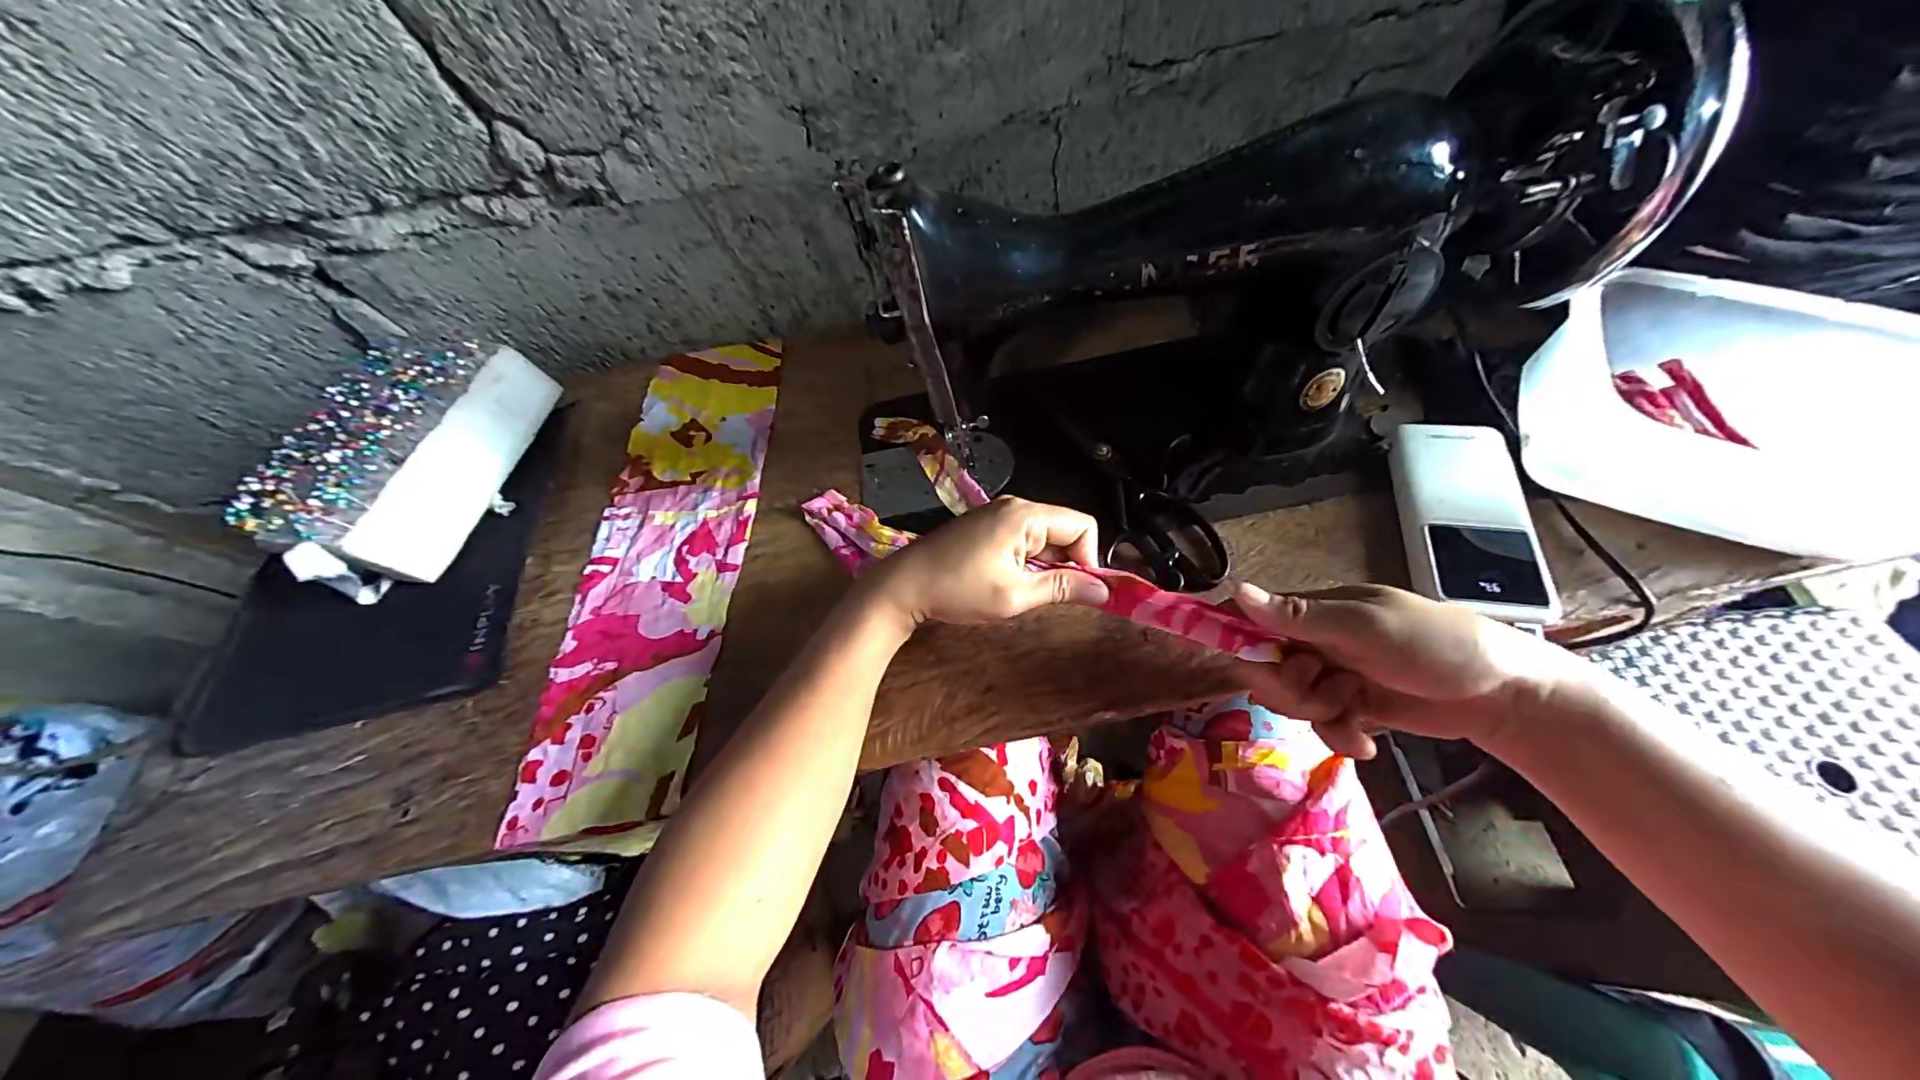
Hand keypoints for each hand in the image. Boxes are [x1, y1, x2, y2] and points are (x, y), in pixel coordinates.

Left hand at [854, 497, 1110, 633]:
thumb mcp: (1015, 596)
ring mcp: (997, 515)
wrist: (903, 586)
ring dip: (1045, 565)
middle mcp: (1014, 507)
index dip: (1089, 559)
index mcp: (1024, 516)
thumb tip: (1102, 591)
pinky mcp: (985, 526)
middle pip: (1065, 529)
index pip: (1083, 526)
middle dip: (1066, 563)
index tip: (1076, 589)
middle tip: (1047, 595)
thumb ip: (1062, 588)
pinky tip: (1007, 582)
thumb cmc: (957, 590)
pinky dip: (1026, 562)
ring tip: (1022, 590)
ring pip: (1044, 537)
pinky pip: (1023, 539)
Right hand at [1231, 582, 1593, 758]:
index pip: (1250, 621)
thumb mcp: (1364, 626)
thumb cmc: (1433, 644)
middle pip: (1266, 671)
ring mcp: (1332, 676)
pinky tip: (1366, 741)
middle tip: (1328, 690)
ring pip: (1292, 702)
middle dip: (1293, 690)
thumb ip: (1299, 615)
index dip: (1237, 643)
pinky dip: (1340, 736)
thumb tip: (1235, 589)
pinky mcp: (1350, 708)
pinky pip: (1320, 727)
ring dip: (1320, 715)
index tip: (1250, 667)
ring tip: (1357, 711)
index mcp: (1312, 613)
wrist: (1502, 693)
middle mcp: (1314, 642)